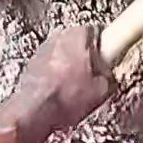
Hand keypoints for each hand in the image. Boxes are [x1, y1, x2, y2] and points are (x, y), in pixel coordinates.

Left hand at [0, 25, 113, 140]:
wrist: (35, 111)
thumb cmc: (66, 97)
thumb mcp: (101, 91)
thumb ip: (109, 77)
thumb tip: (109, 78)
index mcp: (79, 36)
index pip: (98, 31)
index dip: (105, 45)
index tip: (108, 56)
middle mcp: (60, 35)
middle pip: (80, 41)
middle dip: (86, 56)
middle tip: (92, 77)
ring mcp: (44, 47)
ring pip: (64, 52)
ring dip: (69, 64)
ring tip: (73, 88)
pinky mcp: (33, 60)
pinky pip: (50, 63)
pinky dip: (55, 73)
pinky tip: (59, 92)